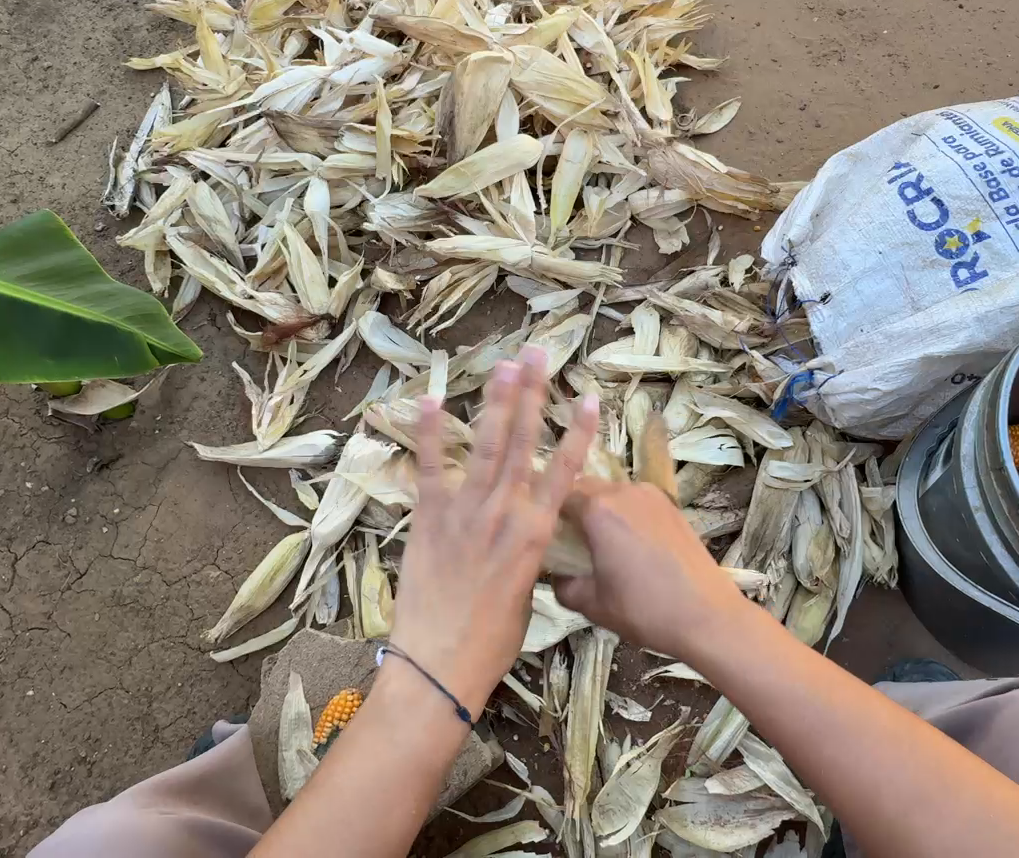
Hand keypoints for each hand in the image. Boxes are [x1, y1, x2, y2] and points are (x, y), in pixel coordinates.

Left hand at [390, 346, 598, 717]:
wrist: (441, 664)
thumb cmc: (493, 640)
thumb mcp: (526, 594)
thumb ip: (527, 552)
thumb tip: (528, 532)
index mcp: (536, 533)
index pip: (565, 472)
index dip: (578, 433)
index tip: (589, 398)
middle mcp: (505, 512)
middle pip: (524, 443)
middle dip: (533, 394)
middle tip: (538, 354)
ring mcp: (466, 511)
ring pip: (487, 446)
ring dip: (496, 402)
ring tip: (505, 365)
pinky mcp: (430, 518)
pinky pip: (431, 468)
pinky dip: (431, 434)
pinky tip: (433, 401)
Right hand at [554, 477, 752, 661]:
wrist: (707, 615)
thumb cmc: (644, 610)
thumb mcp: (592, 605)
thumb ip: (562, 584)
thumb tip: (555, 572)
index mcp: (598, 510)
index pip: (559, 497)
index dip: (549, 515)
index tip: (548, 536)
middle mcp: (623, 491)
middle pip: (586, 488)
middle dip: (575, 509)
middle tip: (574, 542)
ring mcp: (650, 494)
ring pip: (612, 492)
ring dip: (602, 510)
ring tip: (605, 544)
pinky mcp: (671, 504)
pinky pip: (636, 500)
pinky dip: (626, 513)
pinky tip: (633, 544)